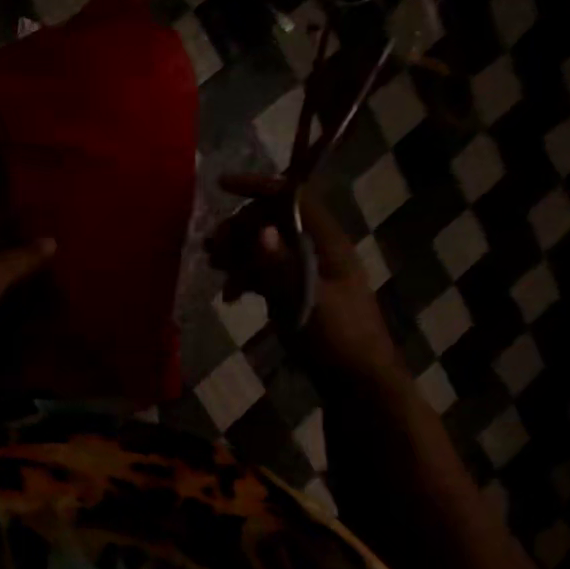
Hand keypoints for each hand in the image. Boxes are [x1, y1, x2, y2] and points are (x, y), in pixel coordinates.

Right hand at [206, 177, 406, 390]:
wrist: (357, 382)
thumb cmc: (339, 338)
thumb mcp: (308, 301)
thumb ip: (281, 266)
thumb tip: (260, 229)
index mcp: (328, 242)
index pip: (293, 197)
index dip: (259, 187)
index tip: (222, 187)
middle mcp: (317, 250)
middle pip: (274, 220)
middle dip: (240, 227)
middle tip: (212, 248)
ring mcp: (306, 273)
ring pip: (267, 247)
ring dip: (239, 252)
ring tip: (213, 266)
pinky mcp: (297, 294)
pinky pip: (267, 273)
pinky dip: (247, 278)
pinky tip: (231, 296)